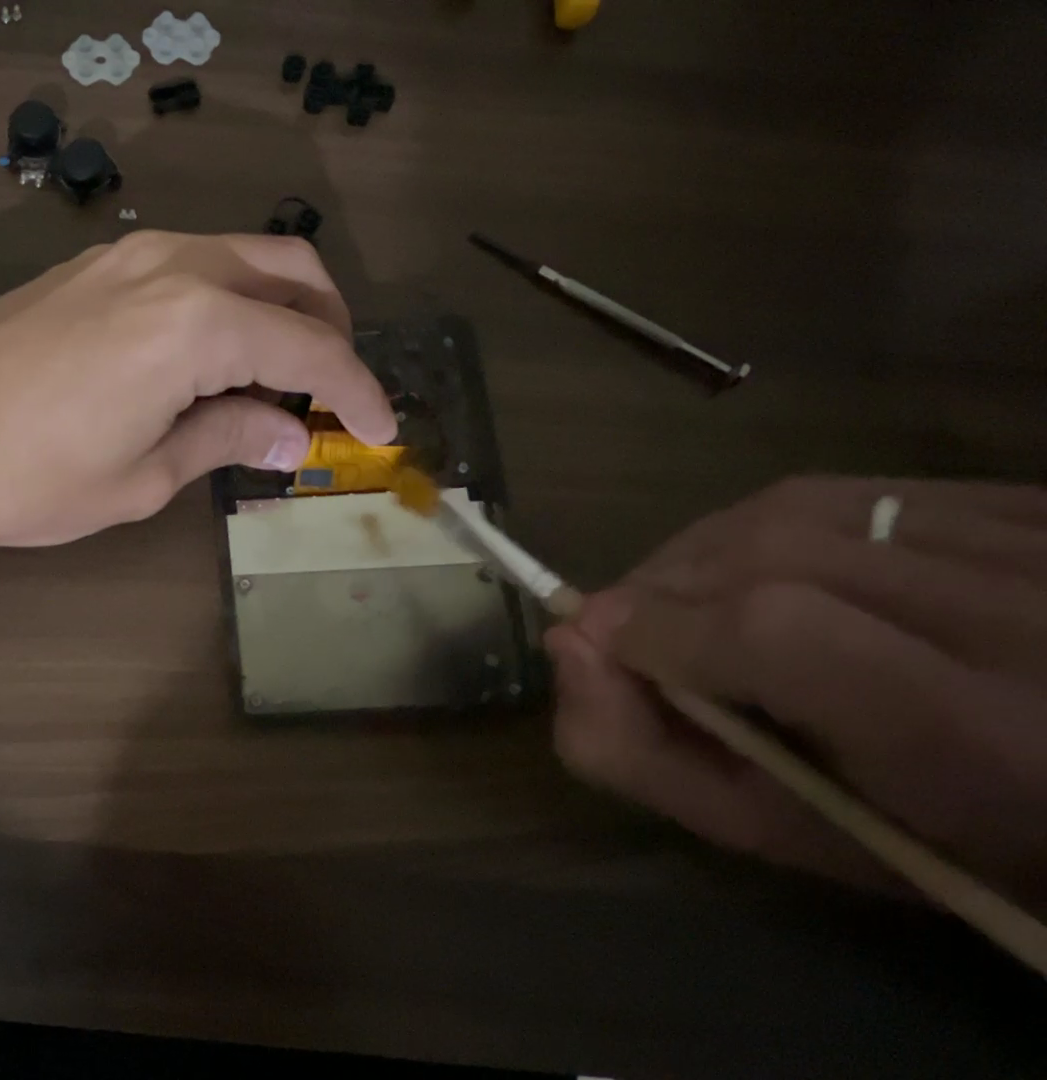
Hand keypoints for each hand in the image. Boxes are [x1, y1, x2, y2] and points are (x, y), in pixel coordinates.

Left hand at [0, 230, 396, 565]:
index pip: (310, 348)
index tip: (384, 427)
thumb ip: (226, 441)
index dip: (358, 390)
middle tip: (334, 389)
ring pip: (237, 257)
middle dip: (328, 326)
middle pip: (287, 271)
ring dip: (275, 308)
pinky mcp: (87, 266)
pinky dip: (221, 301)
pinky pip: (184, 266)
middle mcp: (170, 265)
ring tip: (276, 377)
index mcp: (196, 323)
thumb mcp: (142, 478)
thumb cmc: (27, 479)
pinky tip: (209, 356)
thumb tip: (291, 437)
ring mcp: (122, 255)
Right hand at [546, 477, 1046, 901]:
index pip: (779, 634)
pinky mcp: (1027, 504)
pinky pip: (841, 491)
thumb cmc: (909, 836)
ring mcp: (1034, 546)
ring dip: (698, 555)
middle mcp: (1027, 618)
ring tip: (688, 608)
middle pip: (770, 553)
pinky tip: (758, 568)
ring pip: (792, 510)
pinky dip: (762, 527)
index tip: (601, 654)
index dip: (665, 632)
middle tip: (639, 640)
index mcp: (973, 739)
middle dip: (663, 592)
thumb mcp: (764, 830)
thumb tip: (562, 643)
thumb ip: (639, 752)